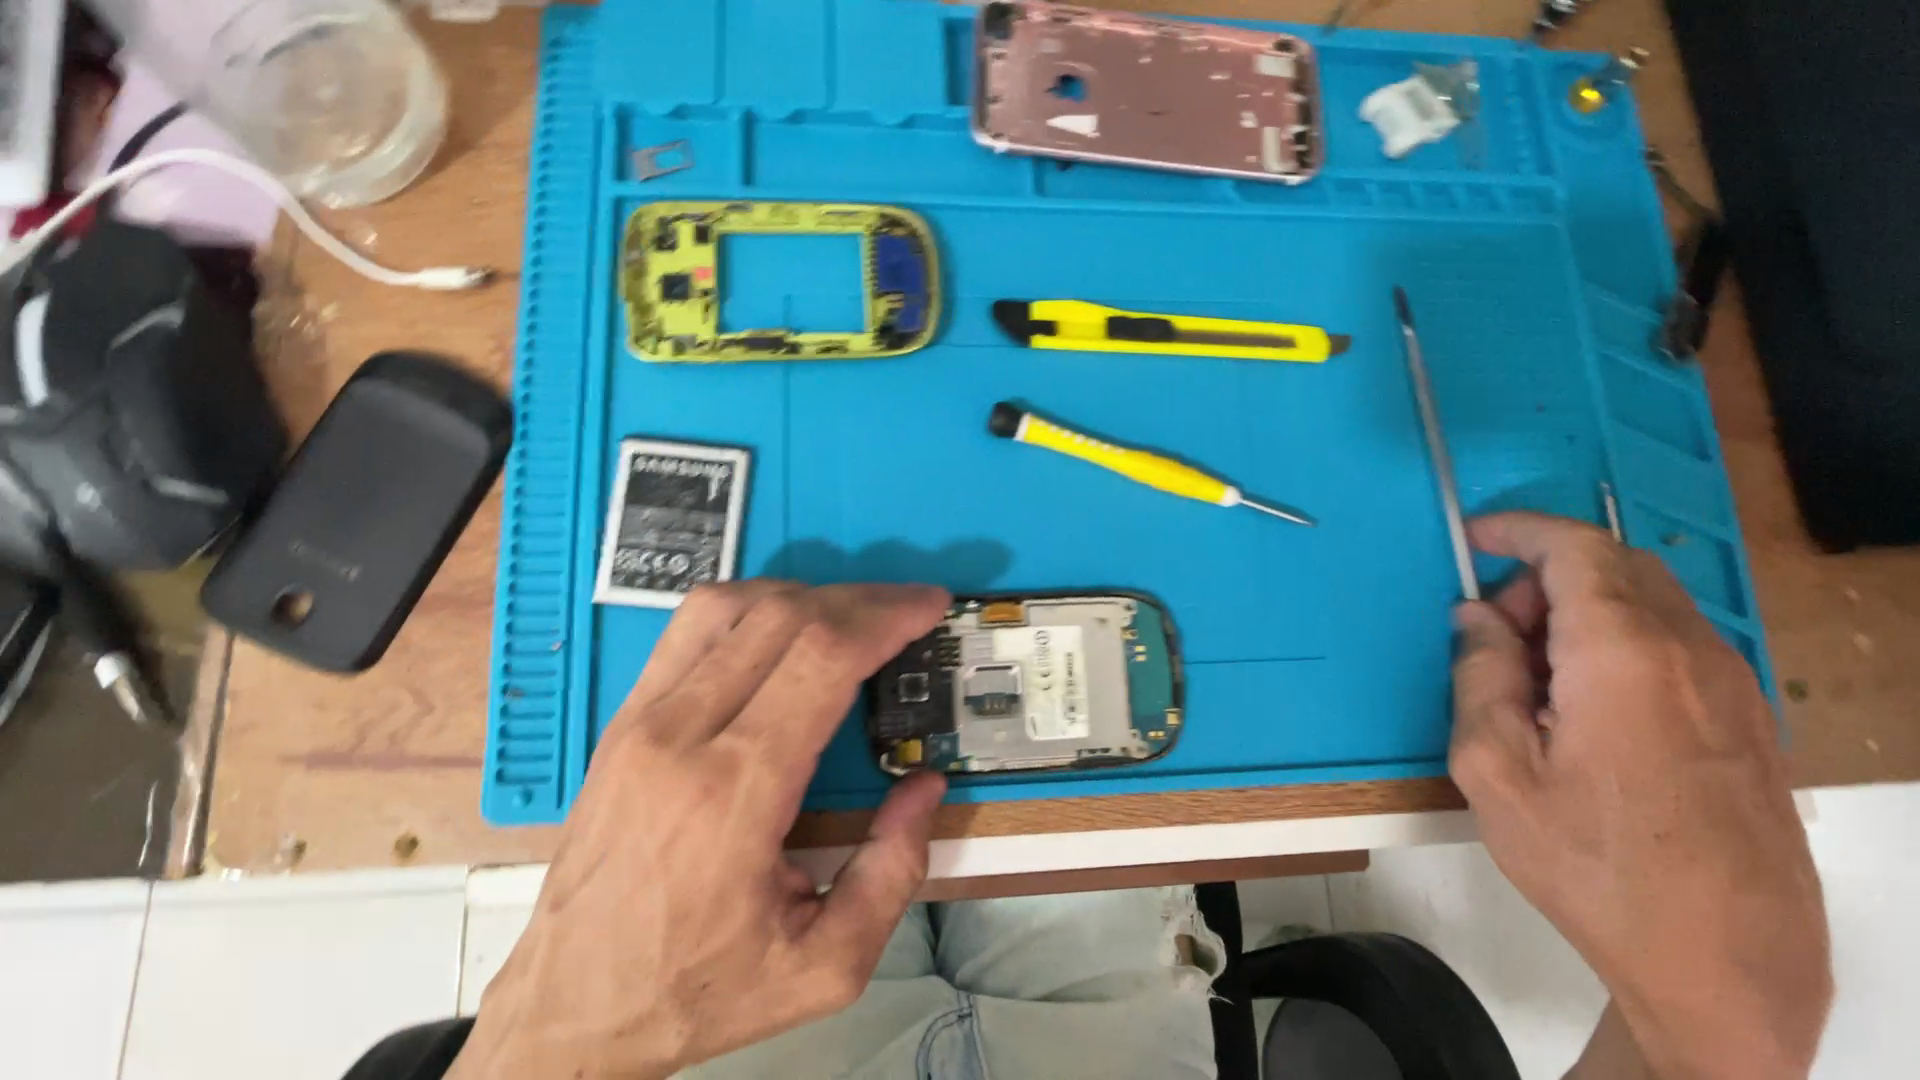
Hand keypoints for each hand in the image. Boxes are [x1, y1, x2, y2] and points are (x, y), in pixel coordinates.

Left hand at [450, 582, 951, 1079]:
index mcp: (735, 791)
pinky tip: (782, 631)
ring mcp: (640, 720)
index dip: (886, 618)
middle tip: (909, 608)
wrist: (566, 1010)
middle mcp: (681, 735)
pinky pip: (688, 630)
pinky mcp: (620, 722)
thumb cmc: (696, 992)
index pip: (821, 658)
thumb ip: (892, 872)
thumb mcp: (824, 967)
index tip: (929, 607)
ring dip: (803, 594)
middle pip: (783, 617)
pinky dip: (749, 609)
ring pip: (728, 606)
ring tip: (852, 615)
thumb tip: (924, 785)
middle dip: (861, 599)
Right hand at [1449, 513, 1829, 1079]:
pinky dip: (1618, 639)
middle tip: (1493, 632)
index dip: (1518, 529)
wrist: (1724, 960)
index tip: (1473, 537)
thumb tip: (1479, 618)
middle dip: (1543, 576)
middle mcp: (1690, 650)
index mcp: (1622, 653)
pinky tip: (1584, 706)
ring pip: (1649, 601)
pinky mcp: (1749, 718)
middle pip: (1615, 565)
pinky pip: (1675, 642)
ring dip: (1581, 608)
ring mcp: (1732, 684)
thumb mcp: (1495, 769)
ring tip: (1532, 676)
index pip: (1576, 547)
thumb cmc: (1591, 861)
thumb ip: (1480, 674)